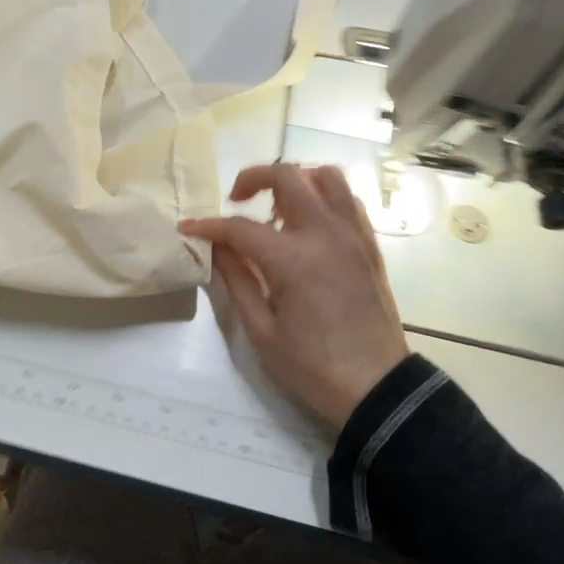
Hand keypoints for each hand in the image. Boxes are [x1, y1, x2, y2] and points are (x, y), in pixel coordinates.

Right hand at [181, 164, 408, 430]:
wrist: (376, 387)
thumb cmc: (312, 366)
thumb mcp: (261, 331)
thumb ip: (236, 280)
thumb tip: (216, 248)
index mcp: (293, 258)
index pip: (240, 227)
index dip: (208, 226)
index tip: (187, 228)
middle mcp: (325, 233)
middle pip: (287, 176)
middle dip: (252, 178)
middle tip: (236, 200)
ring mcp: (352, 234)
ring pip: (325, 176)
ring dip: (295, 180)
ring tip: (276, 206)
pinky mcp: (368, 244)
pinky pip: (347, 199)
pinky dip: (323, 196)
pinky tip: (307, 221)